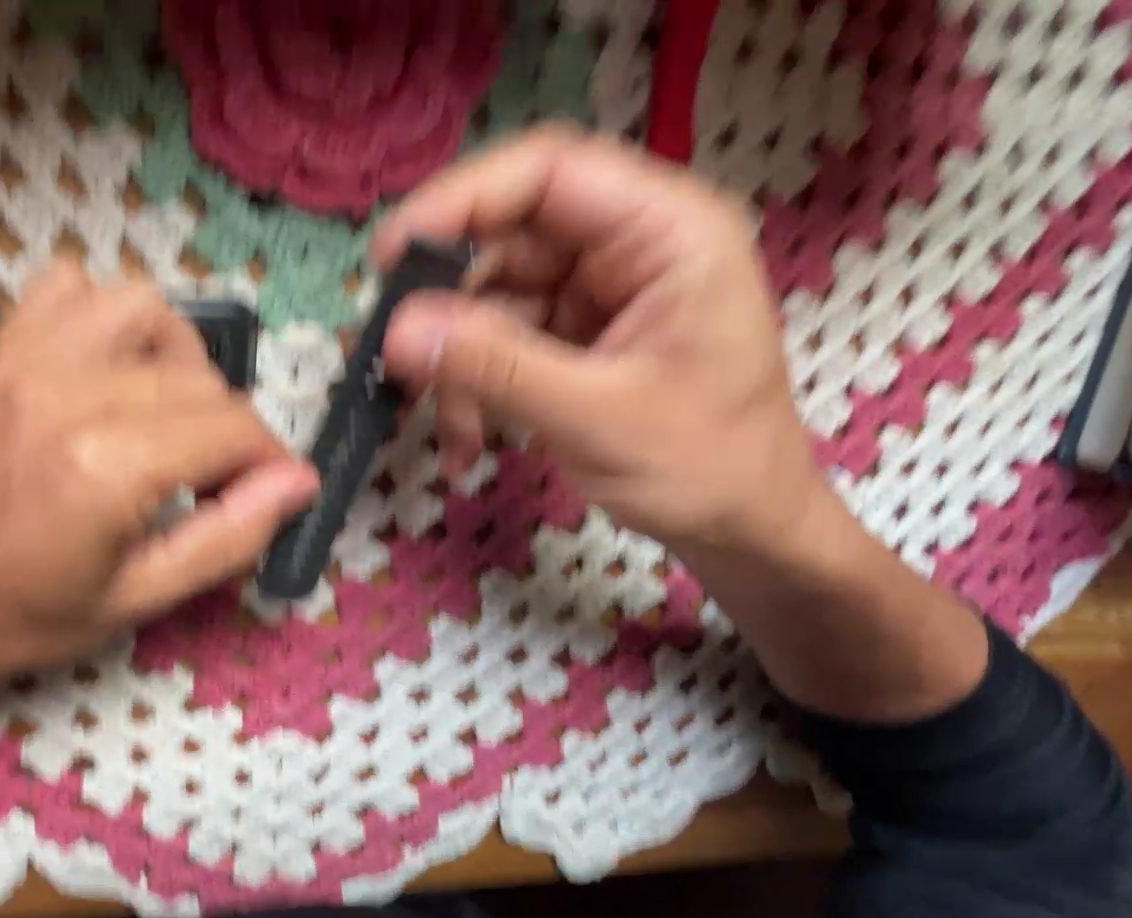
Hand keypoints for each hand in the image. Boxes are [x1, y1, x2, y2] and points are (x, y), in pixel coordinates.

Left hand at [0, 262, 319, 699]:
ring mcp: (21, 362)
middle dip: (229, 426)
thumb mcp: (140, 600)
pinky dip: (102, 318)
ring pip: (141, 308)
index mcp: (104, 467)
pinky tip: (105, 373)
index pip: (229, 427)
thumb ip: (229, 537)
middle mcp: (66, 393)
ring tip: (167, 414)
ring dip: (175, 357)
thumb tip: (298, 482)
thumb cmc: (23, 619)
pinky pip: (65, 289)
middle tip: (215, 477)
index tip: (274, 487)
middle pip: (196, 377)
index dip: (269, 457)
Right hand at [370, 126, 985, 722]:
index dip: (460, 202)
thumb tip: (396, 332)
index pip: (546, 173)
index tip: (390, 259)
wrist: (741, 529)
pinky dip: (471, 393)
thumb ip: (495, 368)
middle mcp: (624, 248)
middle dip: (446, 308)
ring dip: (455, 369)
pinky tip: (468, 446)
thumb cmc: (704, 466)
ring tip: (448, 434)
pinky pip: (496, 346)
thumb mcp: (595, 417)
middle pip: (504, 242)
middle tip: (393, 361)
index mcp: (664, 231)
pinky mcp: (570, 339)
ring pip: (489, 303)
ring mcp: (594, 295)